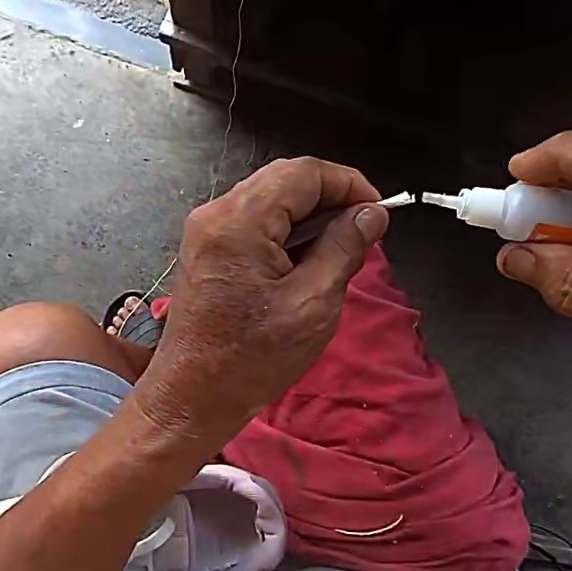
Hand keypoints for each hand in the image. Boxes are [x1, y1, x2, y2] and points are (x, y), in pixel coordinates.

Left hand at [132, 157, 386, 447]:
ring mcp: (208, 230)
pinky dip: (289, 228)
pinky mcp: (209, 248)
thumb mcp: (313, 304)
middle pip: (285, 178)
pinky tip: (312, 254)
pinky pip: (256, 219)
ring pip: (271, 197)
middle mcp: (217, 213)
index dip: (349, 183)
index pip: (304, 172)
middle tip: (364, 226)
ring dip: (312, 213)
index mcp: (240, 221)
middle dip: (332, 195)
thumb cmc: (252, 359)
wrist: (193, 397)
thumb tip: (372, 215)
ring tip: (344, 242)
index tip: (378, 210)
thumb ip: (345, 248)